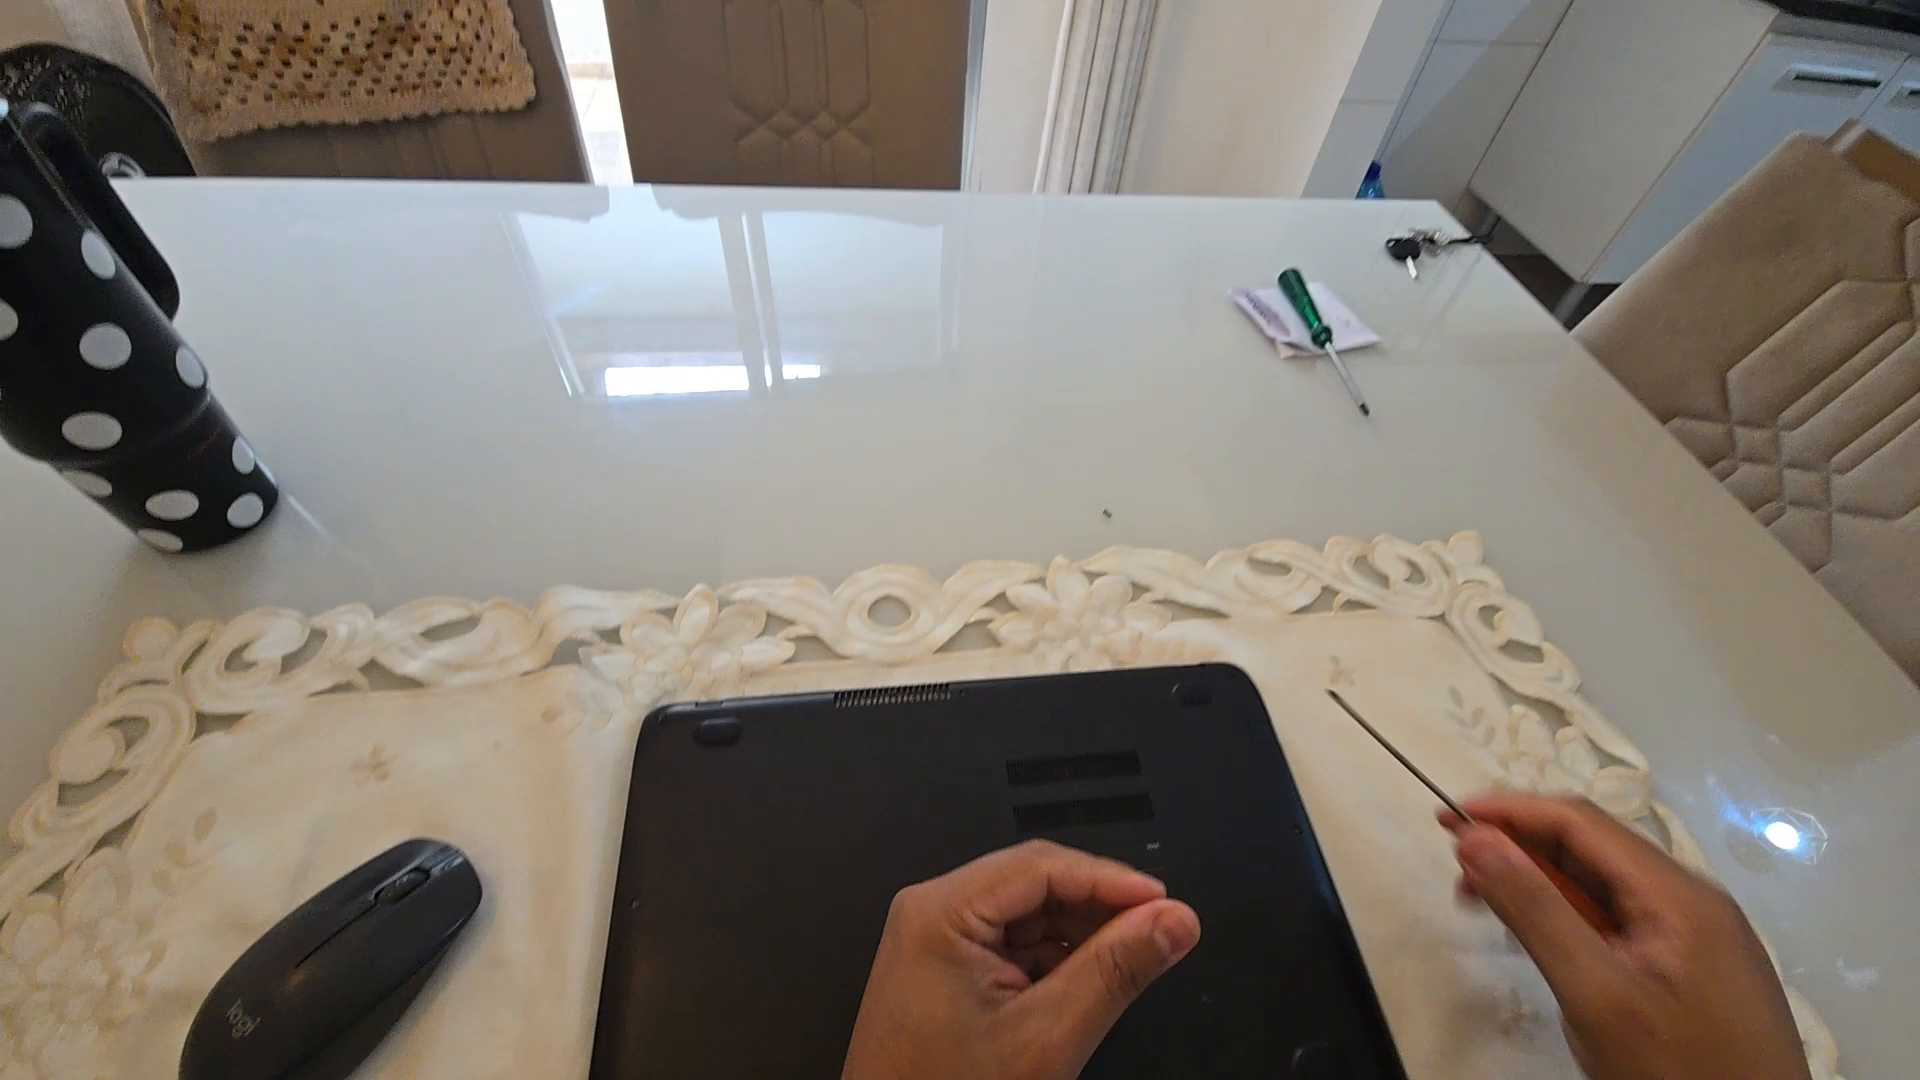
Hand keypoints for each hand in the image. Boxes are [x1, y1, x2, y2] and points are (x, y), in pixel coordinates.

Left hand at [841, 840, 1200, 1079]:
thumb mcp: (1044, 1038)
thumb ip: (1113, 972)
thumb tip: (1170, 922)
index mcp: (940, 911)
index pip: (1038, 865)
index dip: (1108, 878)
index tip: (1162, 899)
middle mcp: (933, 910)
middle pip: (1033, 882)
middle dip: (1097, 905)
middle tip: (1157, 928)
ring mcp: (937, 936)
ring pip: (1027, 910)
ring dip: (1080, 932)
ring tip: (1130, 958)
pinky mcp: (948, 963)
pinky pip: (1013, 939)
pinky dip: (1055, 956)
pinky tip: (1088, 977)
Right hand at [1441, 794, 1809, 1079]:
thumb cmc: (1677, 1071)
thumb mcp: (1595, 993)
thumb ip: (1533, 909)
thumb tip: (1473, 838)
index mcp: (1679, 896)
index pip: (1579, 822)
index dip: (1508, 810)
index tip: (1448, 818)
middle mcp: (1688, 900)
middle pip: (1585, 844)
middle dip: (1513, 844)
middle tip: (1456, 863)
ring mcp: (1689, 931)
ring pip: (1591, 877)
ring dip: (1529, 876)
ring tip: (1477, 897)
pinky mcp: (1681, 960)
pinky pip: (1606, 911)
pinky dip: (1556, 906)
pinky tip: (1528, 927)